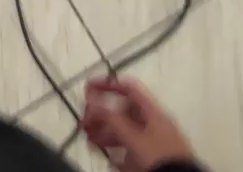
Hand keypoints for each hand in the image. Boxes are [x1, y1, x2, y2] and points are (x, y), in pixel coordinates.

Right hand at [81, 78, 197, 171]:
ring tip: (90, 140)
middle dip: (102, 115)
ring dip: (105, 132)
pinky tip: (108, 157)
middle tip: (85, 121)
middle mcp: (154, 123)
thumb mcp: (132, 136)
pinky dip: (117, 148)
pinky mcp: (153, 158)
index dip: (108, 84)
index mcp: (153, 112)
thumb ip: (110, 116)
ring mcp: (154, 142)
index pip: (128, 88)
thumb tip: (90, 100)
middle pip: (123, 110)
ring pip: (125, 131)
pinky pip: (130, 147)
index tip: (88, 88)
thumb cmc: (157, 156)